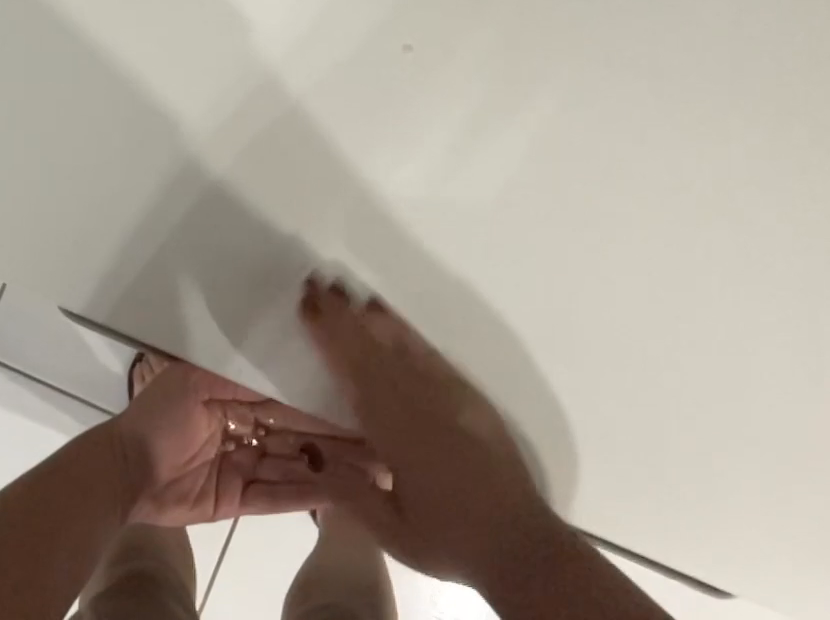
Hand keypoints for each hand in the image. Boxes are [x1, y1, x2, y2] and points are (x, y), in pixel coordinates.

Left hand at [109, 357, 357, 526]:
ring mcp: (242, 467)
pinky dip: (307, 495)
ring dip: (330, 468)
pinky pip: (277, 497)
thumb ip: (243, 378)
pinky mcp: (237, 500)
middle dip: (335, 439)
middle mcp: (243, 431)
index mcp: (233, 398)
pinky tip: (342, 493)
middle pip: (296, 436)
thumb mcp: (197, 379)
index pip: (285, 401)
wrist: (123, 470)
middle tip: (380, 442)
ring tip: (373, 468)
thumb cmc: (158, 416)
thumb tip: (288, 367)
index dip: (319, 404)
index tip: (357, 403)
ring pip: (293, 466)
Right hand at [298, 277, 568, 586]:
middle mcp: (422, 404)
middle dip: (342, 314)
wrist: (522, 547)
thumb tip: (311, 450)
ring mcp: (449, 396)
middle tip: (316, 282)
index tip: (307, 307)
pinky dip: (404, 331)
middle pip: (374, 349)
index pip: (355, 373)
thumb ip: (348, 492)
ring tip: (345, 289)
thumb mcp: (391, 533)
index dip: (329, 336)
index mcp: (398, 434)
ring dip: (370, 315)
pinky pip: (429, 353)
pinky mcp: (468, 396)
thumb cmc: (449, 541)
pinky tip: (388, 317)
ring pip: (402, 345)